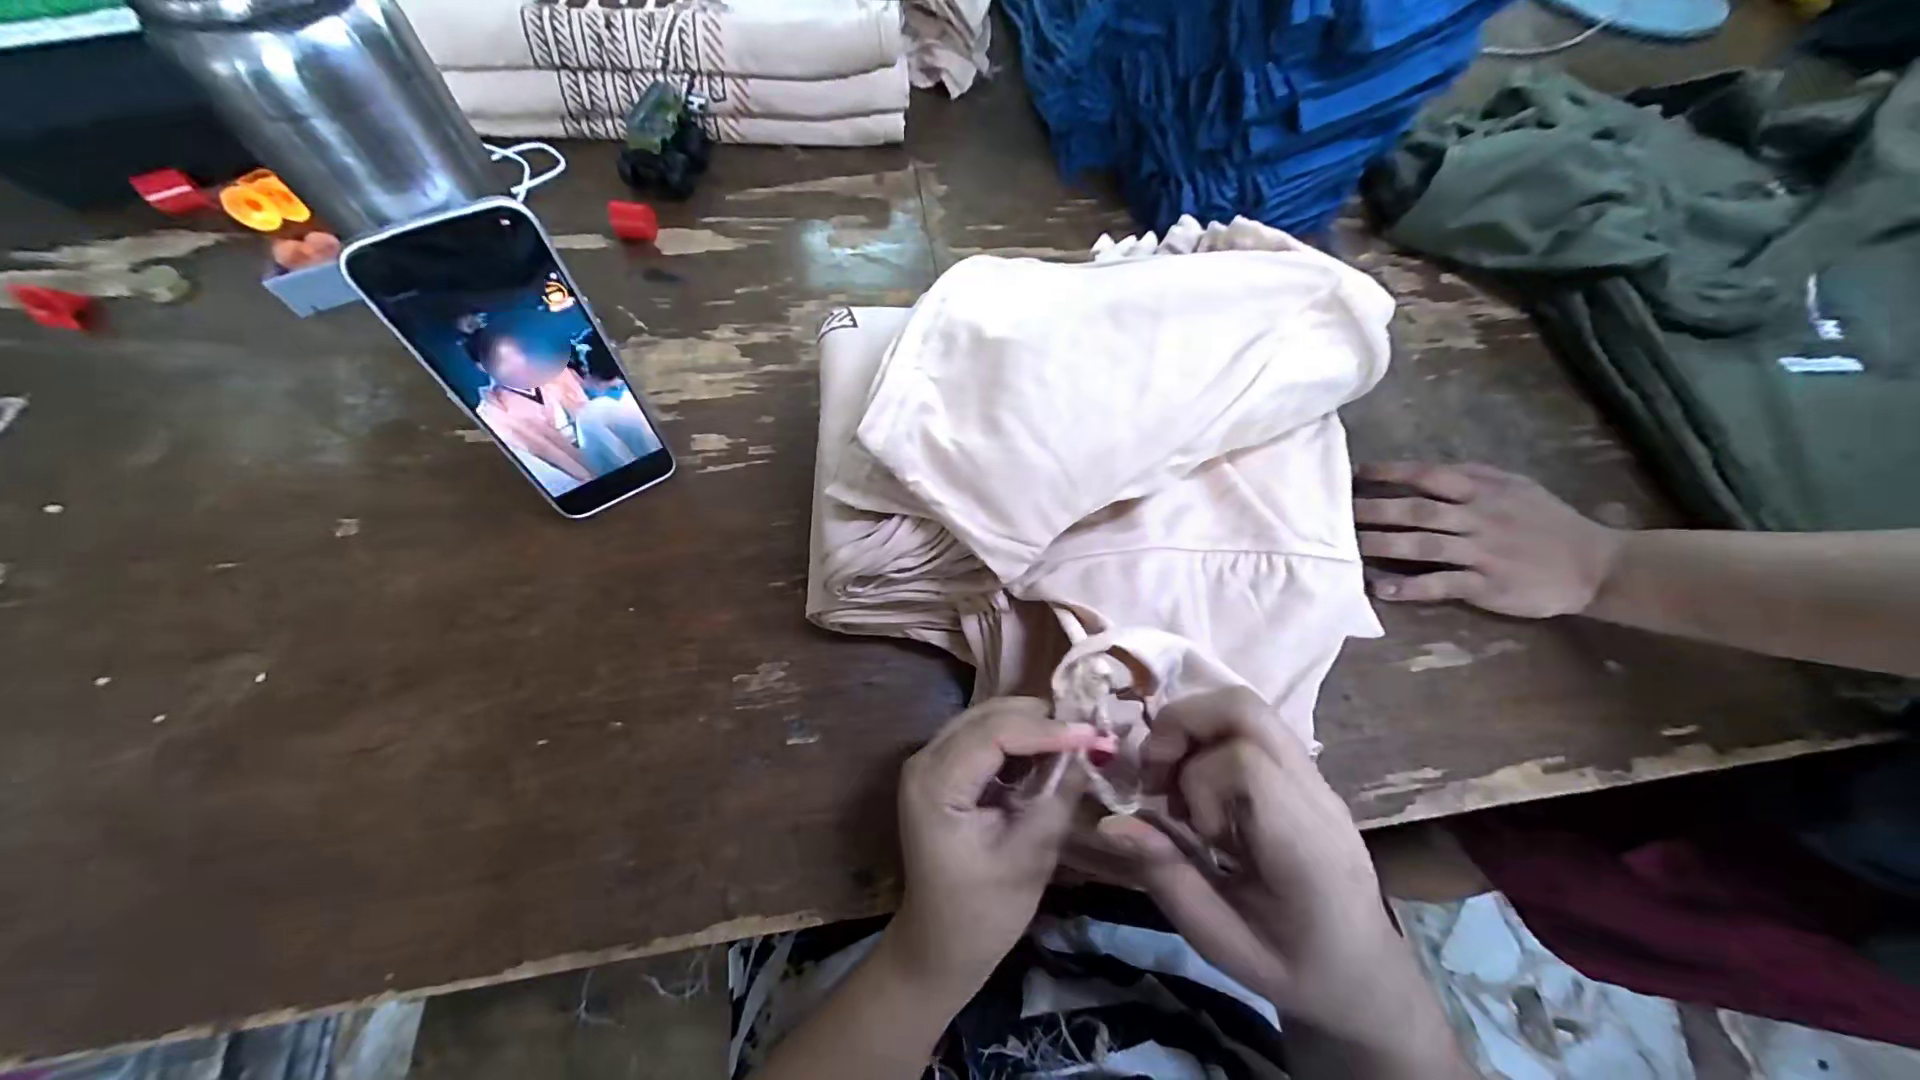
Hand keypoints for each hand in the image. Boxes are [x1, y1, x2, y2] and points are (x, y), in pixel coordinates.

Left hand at [890, 697, 1113, 992]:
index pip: (994, 734)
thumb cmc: (981, 913)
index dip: (1047, 730)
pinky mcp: (941, 770)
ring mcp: (929, 762)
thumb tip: (1092, 749)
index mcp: (935, 784)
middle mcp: (924, 760)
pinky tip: (1047, 751)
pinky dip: (1017, 738)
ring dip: (1030, 725)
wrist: (938, 946)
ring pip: (985, 720)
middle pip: (987, 716)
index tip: (1093, 735)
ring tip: (1075, 738)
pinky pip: (982, 737)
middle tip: (1090, 732)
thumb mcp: (1029, 858)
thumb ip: (1057, 797)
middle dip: (1040, 719)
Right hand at [1096, 689, 1409, 1040]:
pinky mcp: (1304, 773)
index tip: (1188, 827)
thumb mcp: (1223, 943)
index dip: (1197, 780)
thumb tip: (1110, 824)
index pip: (1246, 762)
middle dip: (1182, 724)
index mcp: (1305, 844)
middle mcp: (1315, 794)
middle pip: (1245, 708)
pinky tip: (1198, 788)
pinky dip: (1207, 738)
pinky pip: (1249, 726)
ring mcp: (1314, 777)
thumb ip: (1168, 878)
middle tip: (1156, 773)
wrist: (1365, 975)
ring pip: (1245, 706)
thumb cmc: (1295, 967)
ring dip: (1191, 728)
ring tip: (1173, 780)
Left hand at [1354, 461, 1625, 617]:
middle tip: (1336, 512)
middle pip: (1416, 511)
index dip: (1389, 472)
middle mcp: (1478, 518)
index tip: (1354, 472)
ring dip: (1381, 545)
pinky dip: (1409, 587)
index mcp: (1483, 491)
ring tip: (1347, 547)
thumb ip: (1471, 476)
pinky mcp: (1486, 584)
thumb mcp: (1515, 487)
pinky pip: (1440, 585)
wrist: (1598, 565)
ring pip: (1422, 545)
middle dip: (1374, 509)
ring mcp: (1482, 553)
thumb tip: (1421, 469)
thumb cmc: (1546, 522)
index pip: (1428, 476)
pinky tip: (1379, 589)